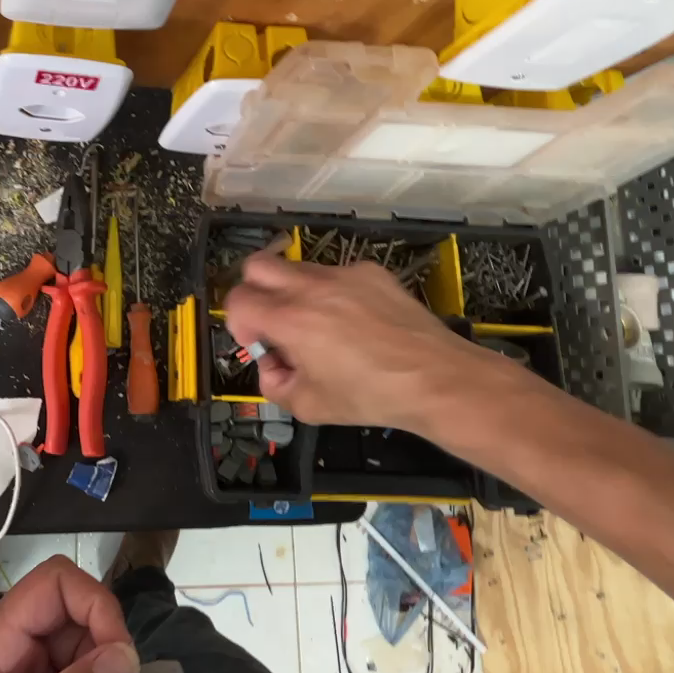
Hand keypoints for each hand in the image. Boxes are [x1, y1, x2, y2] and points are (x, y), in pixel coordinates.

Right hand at [223, 253, 549, 436]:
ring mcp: (343, 275)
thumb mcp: (309, 406)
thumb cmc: (373, 396)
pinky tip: (353, 321)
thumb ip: (274, 384)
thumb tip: (271, 366)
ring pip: (297, 268)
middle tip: (272, 321)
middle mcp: (312, 288)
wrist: (435, 379)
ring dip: (293, 292)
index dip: (238, 323)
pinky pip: (335, 273)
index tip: (256, 342)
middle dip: (255, 292)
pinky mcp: (370, 272)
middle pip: (257, 266)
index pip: (238, 300)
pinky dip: (332, 292)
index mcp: (291, 320)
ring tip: (317, 325)